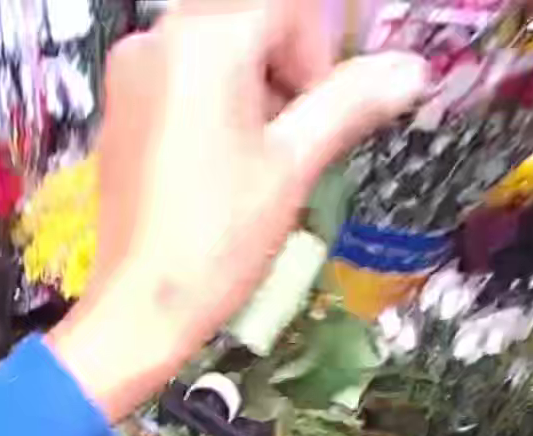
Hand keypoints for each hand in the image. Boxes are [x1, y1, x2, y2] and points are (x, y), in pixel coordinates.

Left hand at [47, 0, 429, 418]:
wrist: (142, 307)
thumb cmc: (220, 241)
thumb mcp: (292, 170)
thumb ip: (349, 106)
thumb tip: (414, 69)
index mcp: (204, 38)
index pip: (290, 5)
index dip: (319, 59)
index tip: (316, 125)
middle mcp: (156, 35)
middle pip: (248, 22)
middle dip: (284, 76)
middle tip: (289, 149)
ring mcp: (130, 74)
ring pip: (213, 54)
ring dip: (250, 95)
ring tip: (252, 170)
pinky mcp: (119, 114)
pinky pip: (179, 84)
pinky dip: (212, 111)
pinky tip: (214, 174)